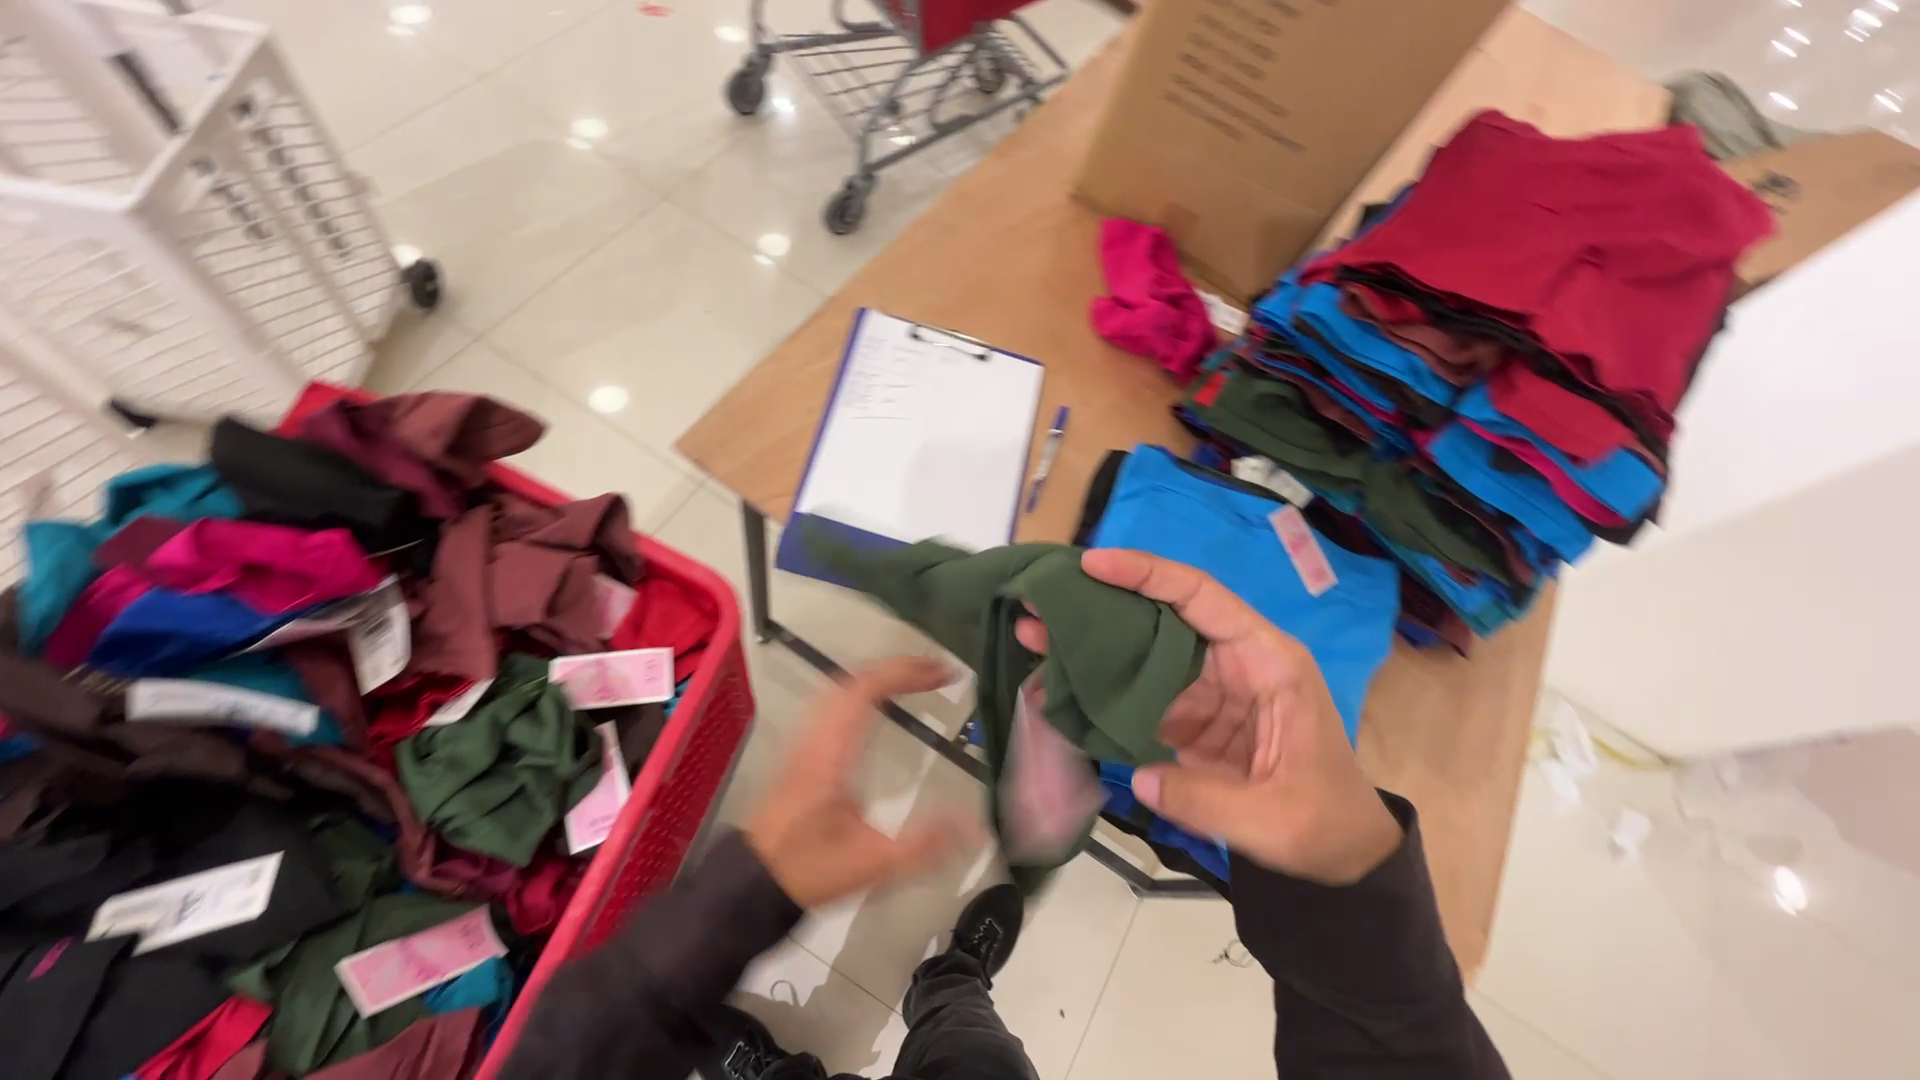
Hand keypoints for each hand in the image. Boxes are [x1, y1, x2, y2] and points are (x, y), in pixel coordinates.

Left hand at [745, 657, 980, 907]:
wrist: (752, 883)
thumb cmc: (811, 870)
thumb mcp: (874, 864)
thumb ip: (925, 845)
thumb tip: (975, 823)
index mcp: (832, 753)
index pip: (866, 690)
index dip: (906, 673)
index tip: (945, 674)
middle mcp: (815, 736)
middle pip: (854, 679)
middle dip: (899, 668)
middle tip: (938, 672)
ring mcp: (804, 741)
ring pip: (840, 687)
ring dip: (880, 676)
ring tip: (916, 681)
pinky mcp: (800, 751)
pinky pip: (832, 701)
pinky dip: (862, 690)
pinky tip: (878, 704)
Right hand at [1015, 550, 1401, 884]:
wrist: (1340, 852)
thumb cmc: (1322, 823)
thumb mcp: (1271, 818)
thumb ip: (1204, 799)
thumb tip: (1140, 776)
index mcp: (1267, 662)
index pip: (1203, 598)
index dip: (1149, 575)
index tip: (1094, 565)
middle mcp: (1234, 661)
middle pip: (1163, 615)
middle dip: (1103, 602)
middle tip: (1043, 595)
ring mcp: (1208, 688)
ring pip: (1144, 650)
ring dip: (1093, 643)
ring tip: (1035, 631)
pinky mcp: (1189, 716)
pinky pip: (1139, 691)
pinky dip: (1101, 687)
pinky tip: (1059, 683)